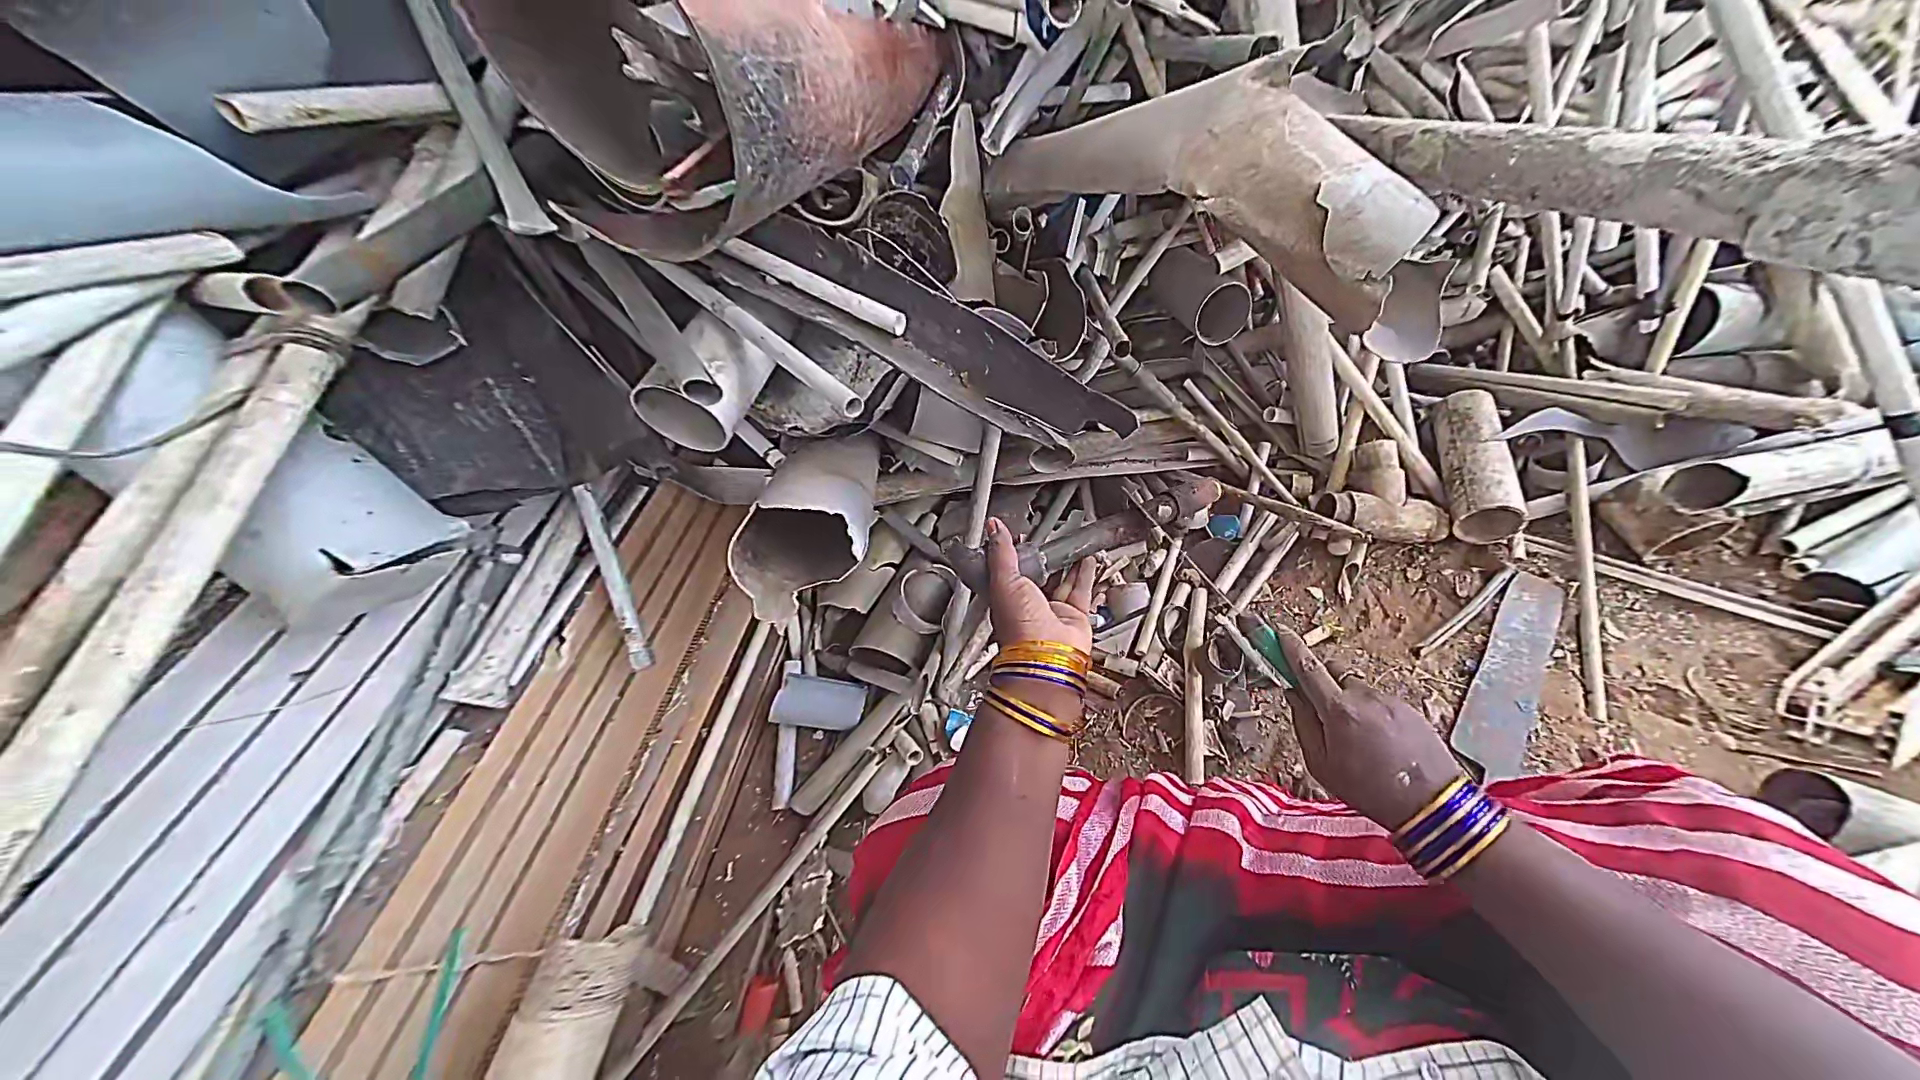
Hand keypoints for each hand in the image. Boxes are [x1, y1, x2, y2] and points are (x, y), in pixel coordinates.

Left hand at [983, 517, 1093, 652]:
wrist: (1047, 654)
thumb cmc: (1019, 628)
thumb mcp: (1004, 581)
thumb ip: (1001, 552)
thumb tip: (994, 527)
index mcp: (1005, 598)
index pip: (1008, 570)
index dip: (1014, 552)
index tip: (1019, 535)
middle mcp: (1028, 605)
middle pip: (1037, 574)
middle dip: (1043, 556)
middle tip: (1049, 537)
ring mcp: (1051, 610)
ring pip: (1061, 579)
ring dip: (1067, 562)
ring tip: (1072, 543)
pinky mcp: (1073, 615)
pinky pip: (1081, 589)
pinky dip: (1085, 573)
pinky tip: (1086, 559)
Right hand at [1277, 627, 1463, 828]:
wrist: (1433, 806)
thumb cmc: (1371, 790)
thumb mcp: (1320, 763)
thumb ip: (1303, 723)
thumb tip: (1293, 694)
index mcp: (1339, 711)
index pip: (1308, 668)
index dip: (1290, 647)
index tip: (1279, 633)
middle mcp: (1366, 698)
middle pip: (1333, 671)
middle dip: (1321, 680)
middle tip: (1319, 706)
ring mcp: (1391, 701)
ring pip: (1356, 687)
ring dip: (1347, 700)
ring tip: (1354, 735)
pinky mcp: (1410, 709)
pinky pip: (1379, 700)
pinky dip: (1370, 711)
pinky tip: (1376, 740)